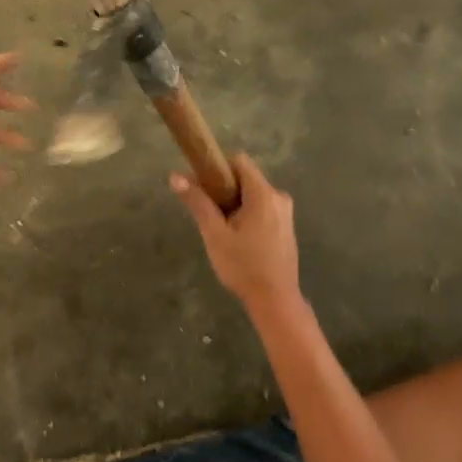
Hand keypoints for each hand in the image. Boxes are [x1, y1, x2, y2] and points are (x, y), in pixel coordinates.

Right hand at [171, 154, 300, 308]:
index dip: (217, 167)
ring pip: (252, 195)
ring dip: (234, 204)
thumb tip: (175, 176)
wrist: (275, 300)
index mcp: (263, 194)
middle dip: (223, 190)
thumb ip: (198, 203)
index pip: (239, 161)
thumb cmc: (243, 266)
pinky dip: (246, 215)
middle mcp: (279, 197)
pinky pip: (262, 209)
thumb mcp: (214, 234)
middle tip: (207, 213)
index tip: (202, 186)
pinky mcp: (285, 227)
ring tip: (219, 230)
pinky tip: (236, 239)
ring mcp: (285, 213)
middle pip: (245, 178)